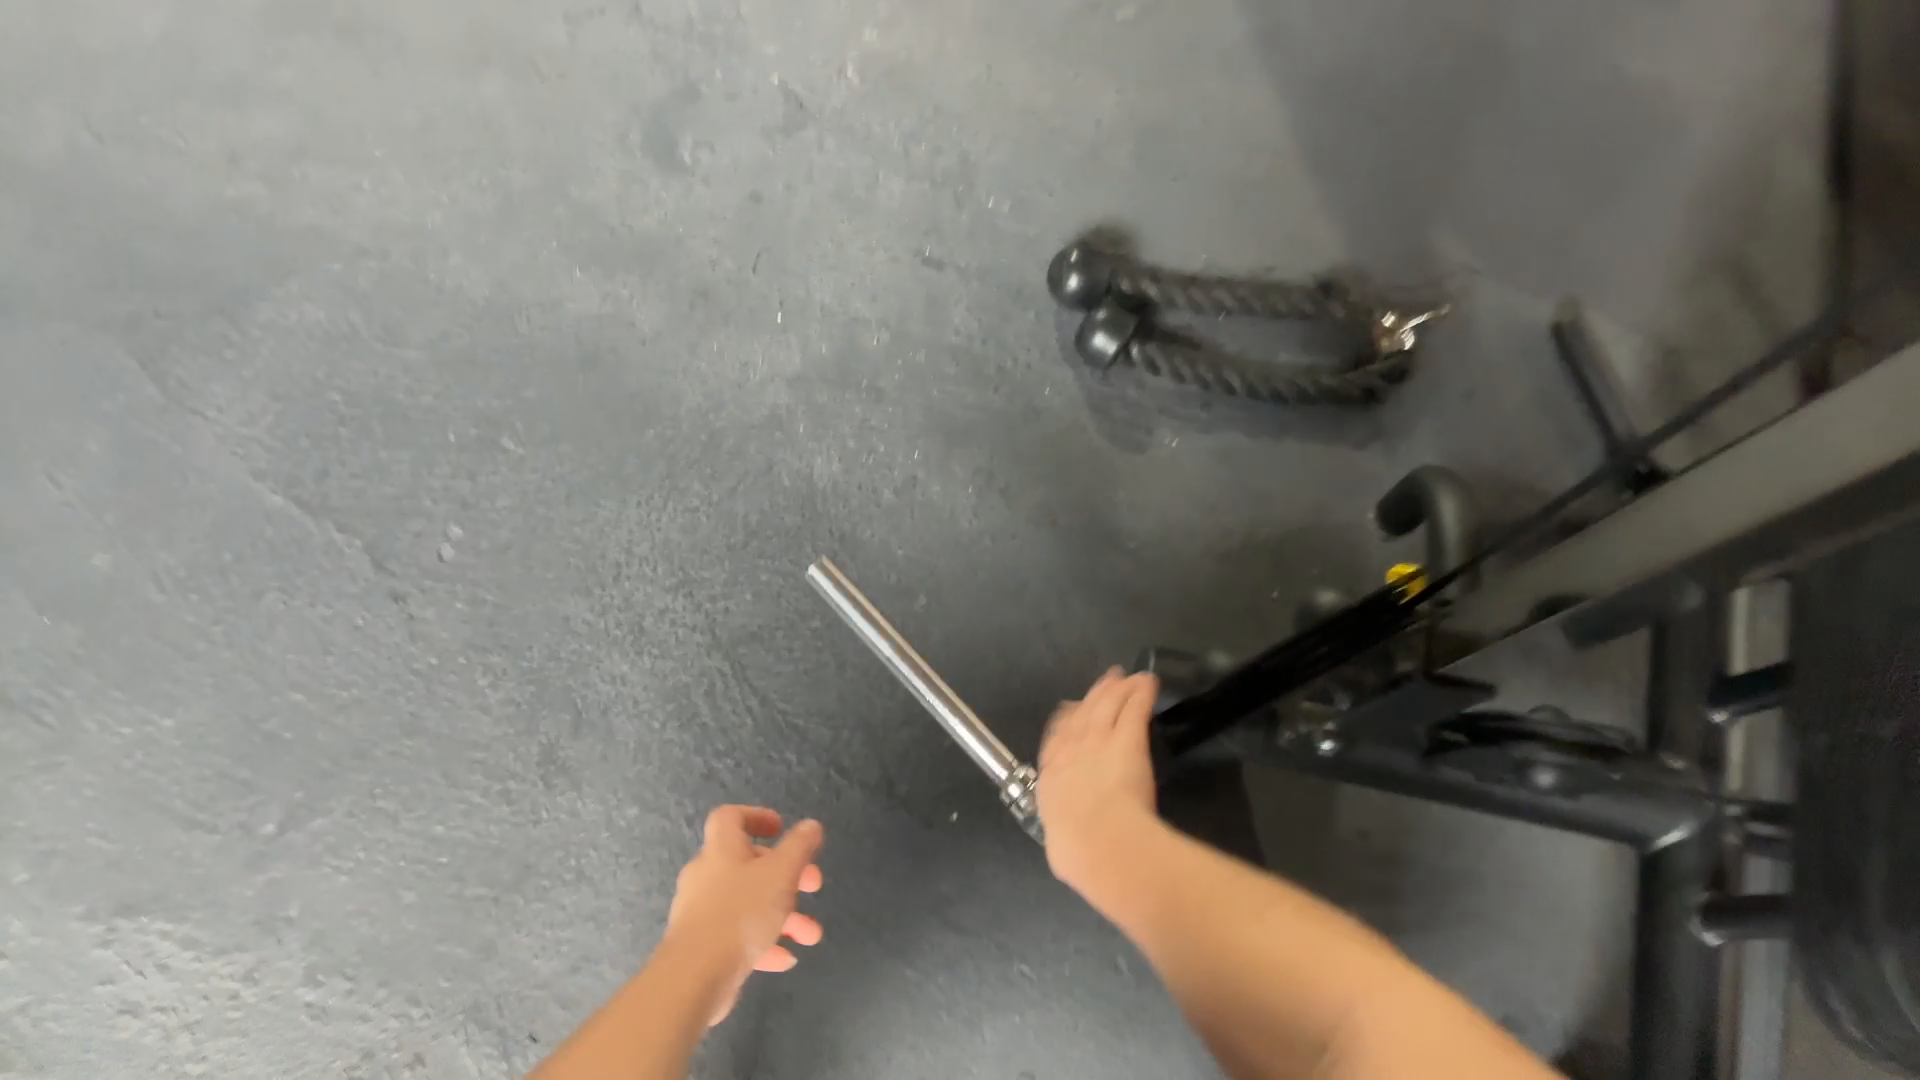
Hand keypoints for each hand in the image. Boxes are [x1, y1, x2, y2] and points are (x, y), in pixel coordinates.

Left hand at [665, 806, 824, 1025]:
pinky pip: (737, 936)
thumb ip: (799, 846)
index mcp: (721, 850)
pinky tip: (785, 960)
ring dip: (783, 916)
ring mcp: (700, 913)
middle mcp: (706, 876)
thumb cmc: (741, 912)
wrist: (694, 977)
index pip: (730, 817)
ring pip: (748, 904)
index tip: (781, 829)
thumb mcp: (781, 873)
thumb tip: (811, 825)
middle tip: (813, 886)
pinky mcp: (701, 947)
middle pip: (748, 865)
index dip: (756, 816)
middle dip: (787, 877)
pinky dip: (763, 943)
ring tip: (810, 936)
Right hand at [1037, 668, 1162, 906]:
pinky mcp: (1127, 739)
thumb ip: (1066, 835)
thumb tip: (1068, 847)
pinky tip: (1148, 682)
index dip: (1066, 722)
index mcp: (1052, 777)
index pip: (1057, 740)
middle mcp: (1072, 751)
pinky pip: (1133, 709)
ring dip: (1115, 689)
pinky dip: (1140, 693)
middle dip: (1092, 697)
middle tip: (1104, 683)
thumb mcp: (1063, 843)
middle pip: (1081, 715)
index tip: (1072, 712)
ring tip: (1125, 678)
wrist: (1098, 839)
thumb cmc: (1077, 849)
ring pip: (1105, 706)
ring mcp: (1099, 741)